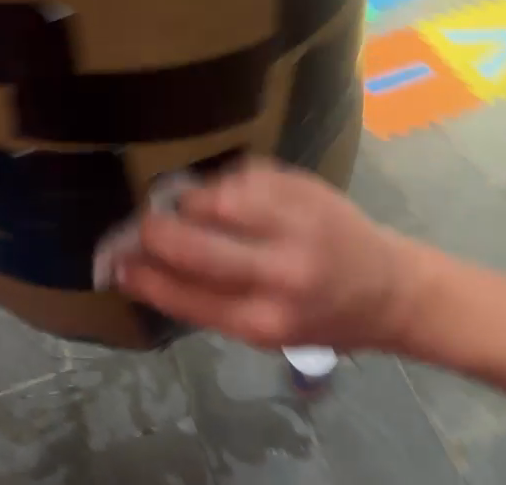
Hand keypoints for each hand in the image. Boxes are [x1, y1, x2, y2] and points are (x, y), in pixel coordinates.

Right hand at [114, 157, 423, 351]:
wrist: (389, 286)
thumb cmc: (321, 317)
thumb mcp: (267, 330)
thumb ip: (210, 299)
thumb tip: (146, 265)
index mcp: (265, 319)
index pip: (185, 295)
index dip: (142, 276)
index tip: (116, 263)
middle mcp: (281, 272)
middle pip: (193, 243)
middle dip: (153, 231)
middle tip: (139, 226)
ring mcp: (295, 222)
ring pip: (215, 198)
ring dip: (189, 202)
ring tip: (186, 207)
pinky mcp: (303, 186)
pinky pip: (242, 175)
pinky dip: (221, 184)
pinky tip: (223, 195)